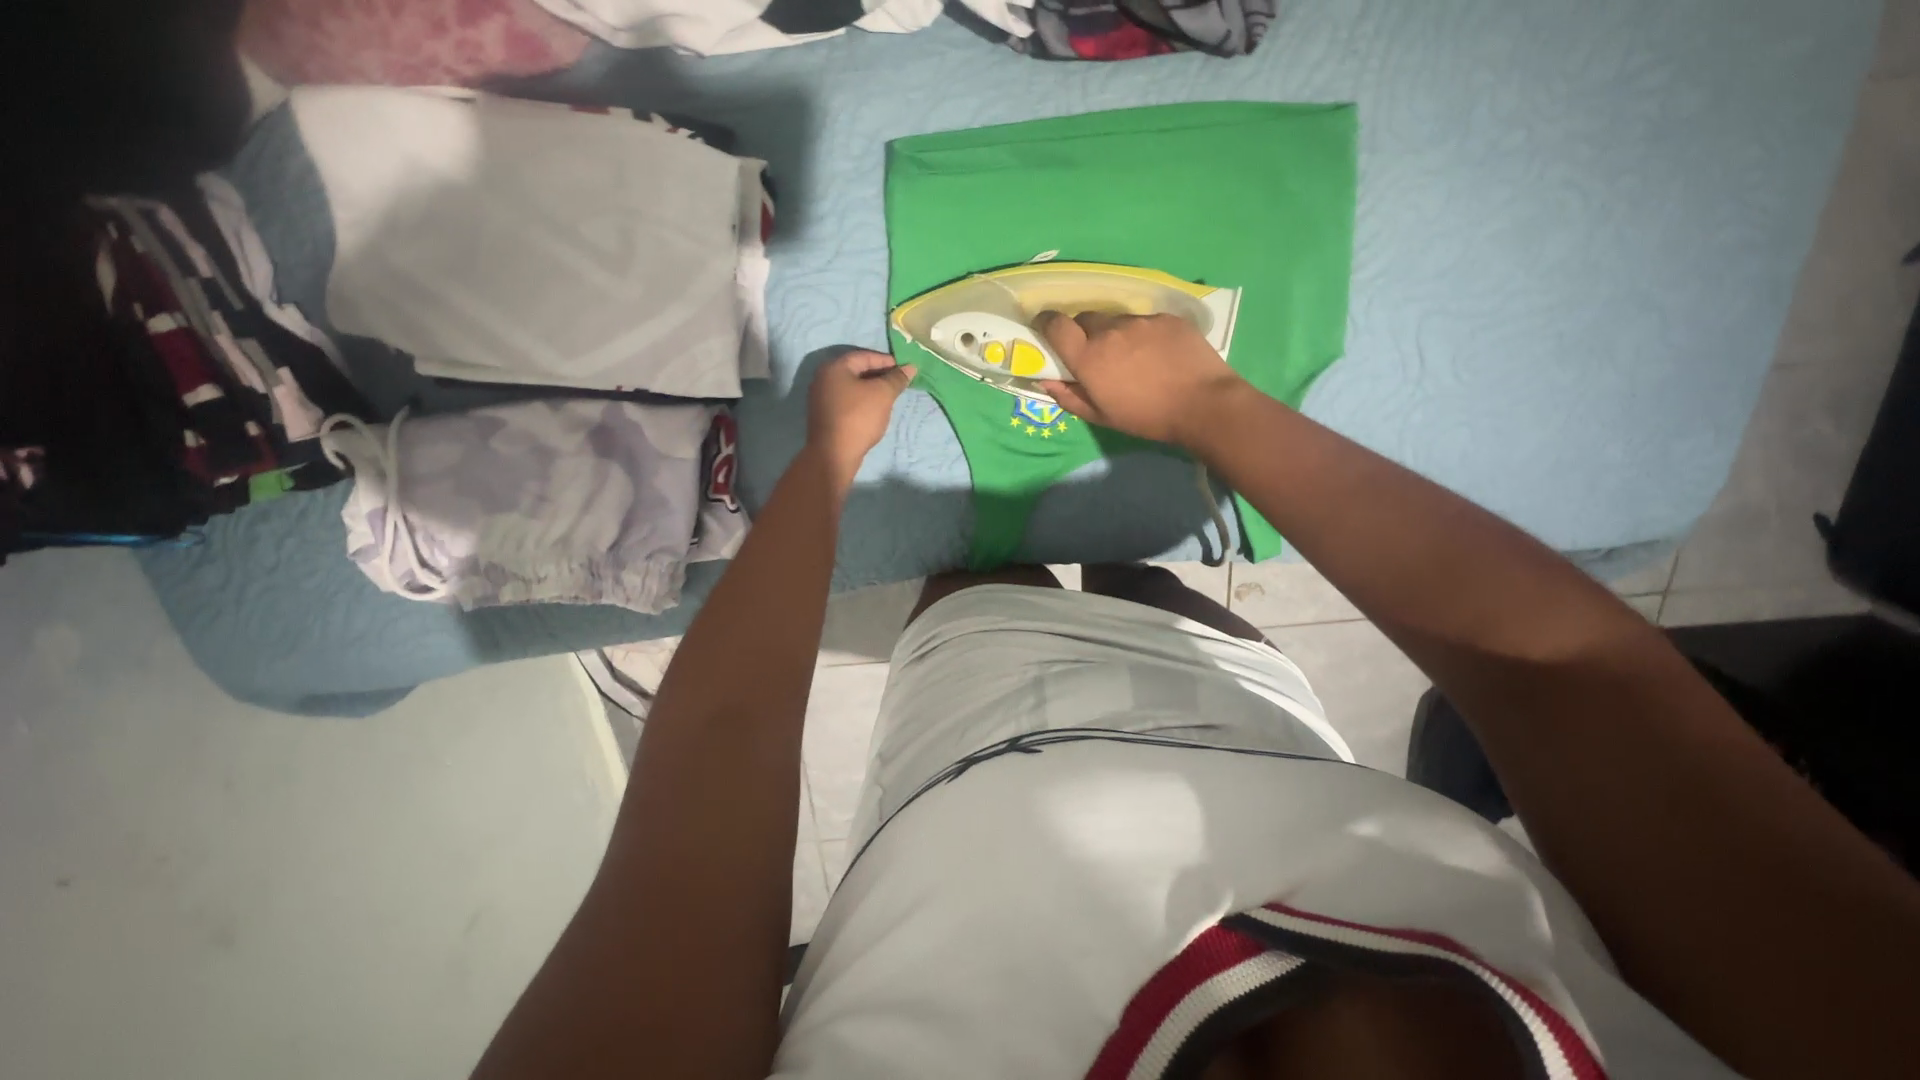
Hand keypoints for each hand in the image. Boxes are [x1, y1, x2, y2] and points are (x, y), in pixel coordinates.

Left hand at [805, 349, 915, 485]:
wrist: (834, 454)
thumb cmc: (858, 417)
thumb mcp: (882, 394)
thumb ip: (896, 378)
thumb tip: (910, 367)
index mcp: (834, 367)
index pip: (864, 356)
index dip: (887, 361)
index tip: (904, 369)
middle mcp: (823, 378)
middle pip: (856, 370)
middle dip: (880, 375)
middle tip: (899, 382)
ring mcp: (821, 397)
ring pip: (852, 386)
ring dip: (871, 388)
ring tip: (890, 395)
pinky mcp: (824, 414)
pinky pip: (846, 400)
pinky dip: (862, 400)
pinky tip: (875, 409)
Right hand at [1035, 311, 1252, 447]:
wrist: (1204, 404)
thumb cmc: (1148, 417)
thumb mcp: (1102, 416)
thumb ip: (1069, 396)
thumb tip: (1046, 381)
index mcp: (1089, 357)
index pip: (1055, 324)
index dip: (1046, 323)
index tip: (1046, 330)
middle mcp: (1110, 331)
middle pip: (1085, 318)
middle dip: (1083, 332)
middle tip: (1095, 353)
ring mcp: (1141, 320)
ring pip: (1117, 319)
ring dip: (1115, 334)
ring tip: (1132, 357)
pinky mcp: (1167, 317)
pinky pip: (1145, 321)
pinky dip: (1143, 334)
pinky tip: (1158, 354)